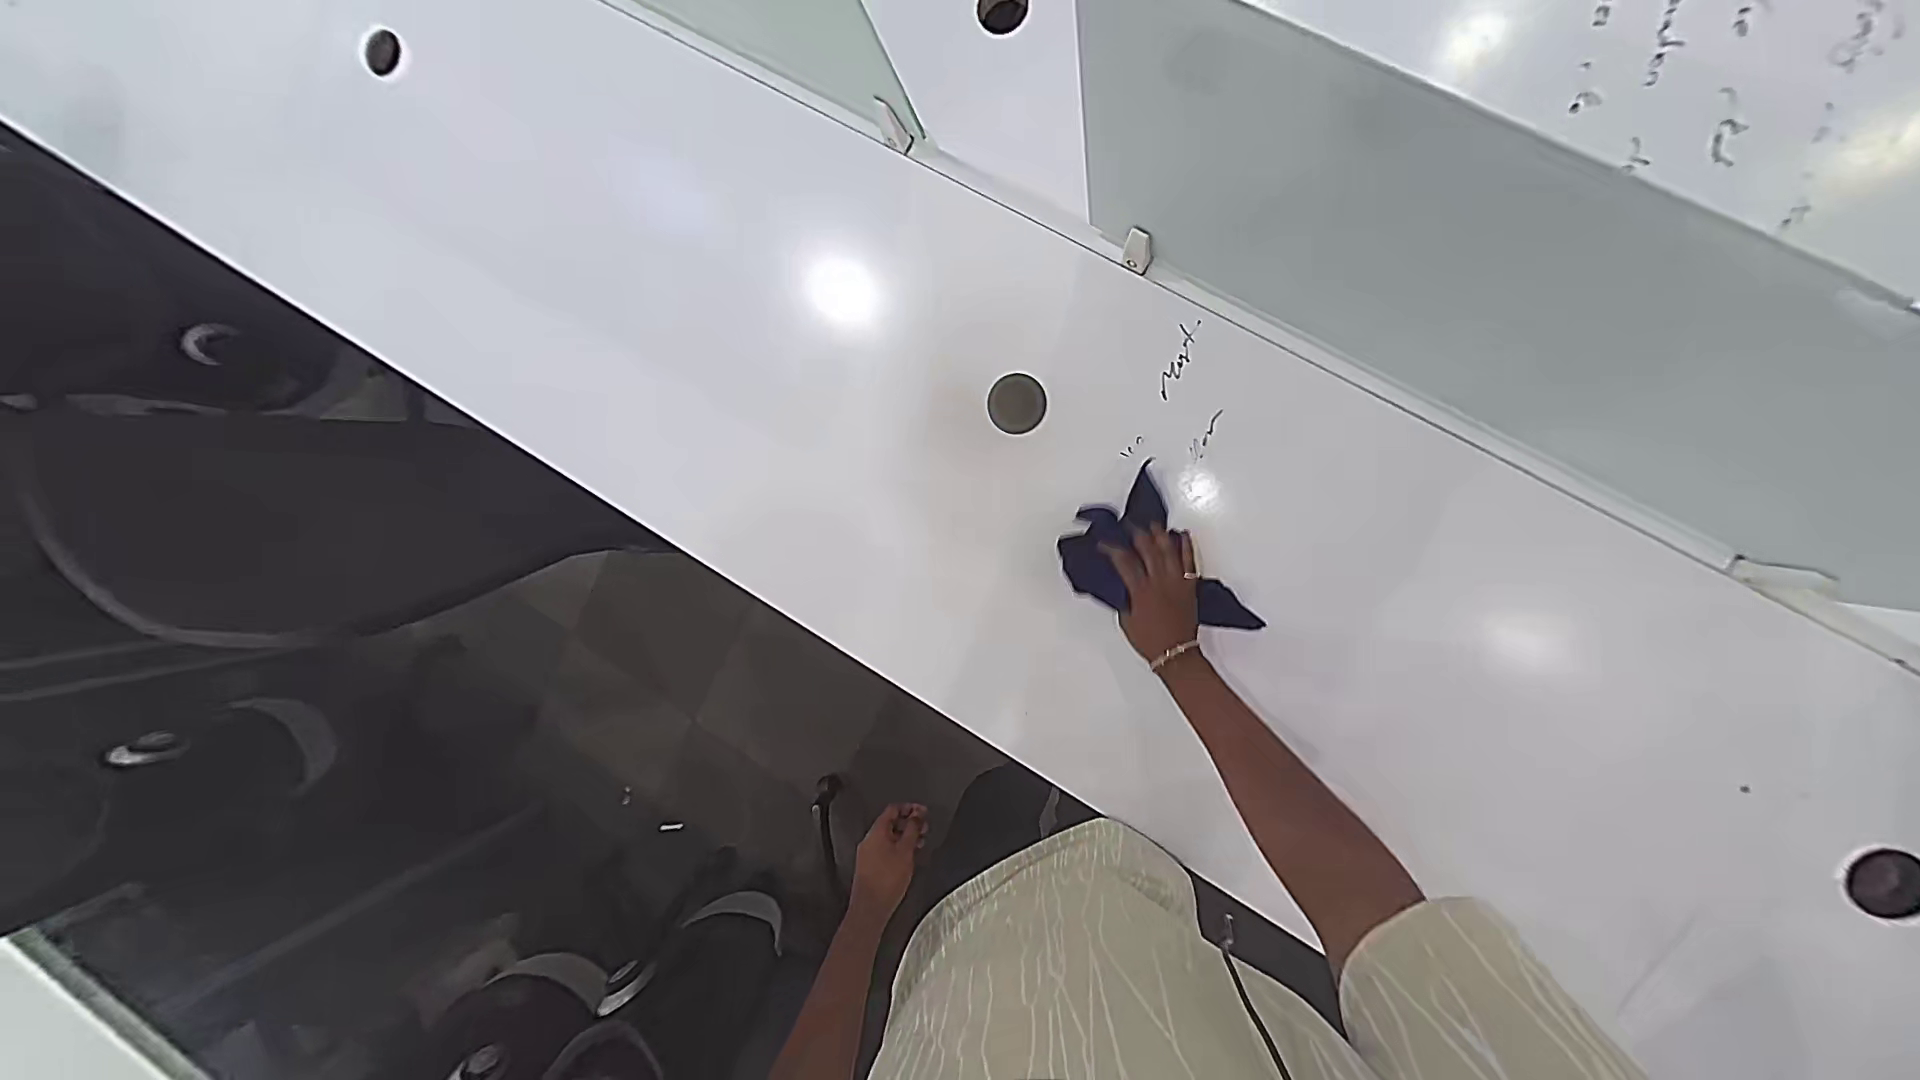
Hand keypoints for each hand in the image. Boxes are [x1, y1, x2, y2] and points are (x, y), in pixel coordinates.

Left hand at [849, 803, 926, 922]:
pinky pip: (885, 848)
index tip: (923, 813)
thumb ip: (912, 830)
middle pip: (891, 822)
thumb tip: (917, 814)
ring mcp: (868, 852)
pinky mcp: (869, 865)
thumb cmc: (888, 878)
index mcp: (876, 831)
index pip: (892, 809)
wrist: (870, 908)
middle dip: (909, 823)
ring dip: (905, 836)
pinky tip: (909, 856)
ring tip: (920, 843)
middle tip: (924, 829)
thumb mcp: (905, 851)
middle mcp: (869, 839)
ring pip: (889, 836)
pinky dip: (898, 847)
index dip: (909, 808)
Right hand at [1102, 523, 1199, 668]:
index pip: (1124, 561)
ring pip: (1169, 550)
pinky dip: (1186, 546)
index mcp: (1141, 591)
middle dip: (1136, 534)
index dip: (1112, 548)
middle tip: (1129, 525)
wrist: (1176, 653)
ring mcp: (1177, 582)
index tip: (1104, 542)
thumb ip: (1123, 597)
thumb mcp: (1126, 619)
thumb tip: (1120, 582)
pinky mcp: (1190, 585)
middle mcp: (1160, 582)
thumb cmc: (1148, 640)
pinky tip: (1182, 535)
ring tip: (1152, 524)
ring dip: (1159, 535)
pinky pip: (1190, 560)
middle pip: (1147, 549)